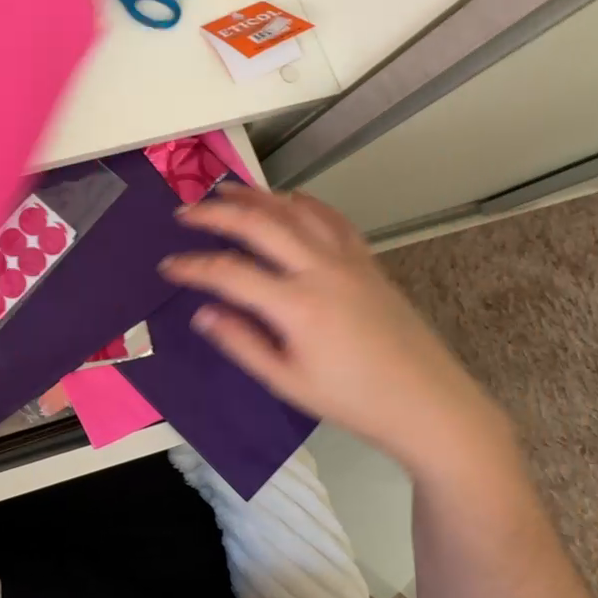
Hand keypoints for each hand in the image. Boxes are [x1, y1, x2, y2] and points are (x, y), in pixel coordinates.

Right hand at [161, 184, 511, 470]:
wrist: (429, 405)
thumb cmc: (353, 401)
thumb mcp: (288, 383)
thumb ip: (242, 343)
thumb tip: (202, 313)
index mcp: (297, 305)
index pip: (230, 272)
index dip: (193, 266)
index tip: (167, 265)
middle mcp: (321, 270)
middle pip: (260, 224)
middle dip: (216, 213)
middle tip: (186, 212)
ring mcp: (348, 260)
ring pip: (296, 211)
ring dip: (257, 196)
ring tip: (226, 191)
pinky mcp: (368, 261)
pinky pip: (331, 218)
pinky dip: (303, 202)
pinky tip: (288, 199)